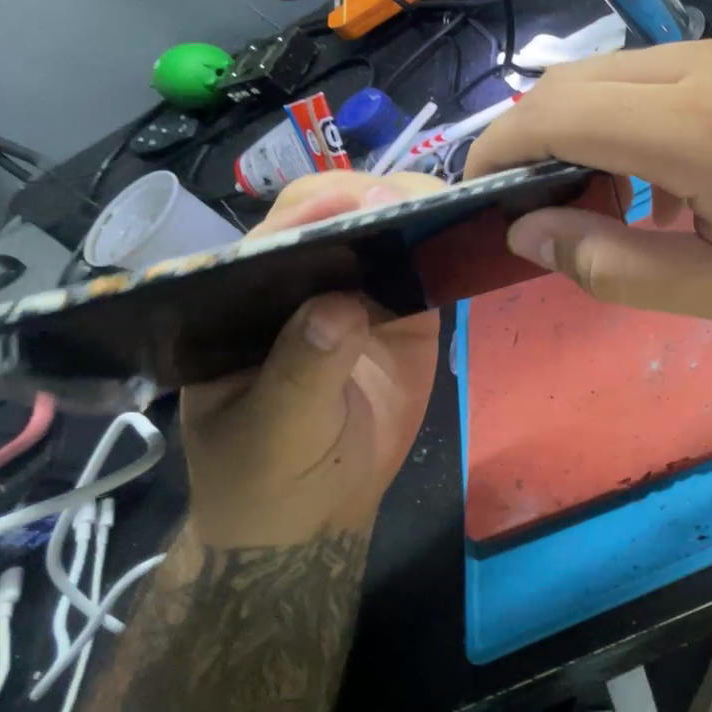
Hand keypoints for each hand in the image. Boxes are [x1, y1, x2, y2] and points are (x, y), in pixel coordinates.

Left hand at [177, 171, 446, 546]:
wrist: (317, 514)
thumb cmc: (265, 476)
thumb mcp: (273, 431)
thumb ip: (302, 370)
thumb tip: (341, 306)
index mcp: (242, 298)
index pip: (274, 236)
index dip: (311, 214)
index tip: (353, 205)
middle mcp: (299, 281)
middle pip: (334, 214)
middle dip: (371, 197)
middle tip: (414, 202)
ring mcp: (356, 292)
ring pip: (384, 229)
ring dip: (417, 210)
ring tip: (452, 207)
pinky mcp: (404, 311)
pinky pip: (424, 268)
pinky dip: (446, 248)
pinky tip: (470, 235)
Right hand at [463, 35, 711, 329]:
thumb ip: (618, 264)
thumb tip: (529, 233)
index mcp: (701, 126)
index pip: (557, 112)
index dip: (500, 149)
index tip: (477, 192)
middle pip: (584, 79)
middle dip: (539, 136)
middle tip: (545, 208)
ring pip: (628, 68)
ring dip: (593, 122)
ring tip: (609, 197)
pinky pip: (678, 68)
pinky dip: (645, 109)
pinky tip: (674, 169)